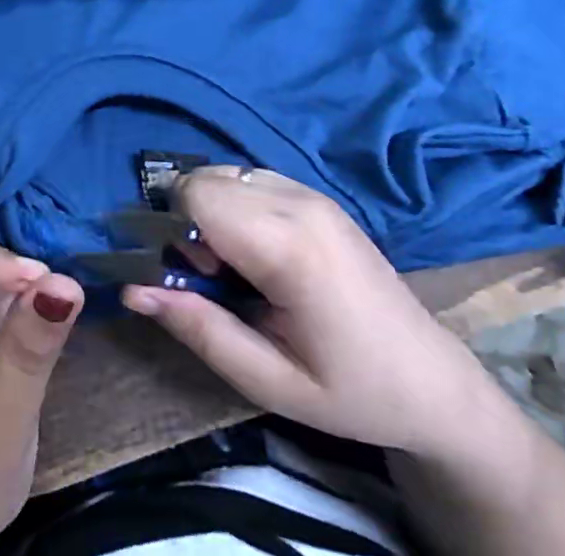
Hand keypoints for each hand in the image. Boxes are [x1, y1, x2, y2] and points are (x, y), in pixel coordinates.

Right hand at [121, 166, 495, 453]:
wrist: (433, 381)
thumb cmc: (351, 391)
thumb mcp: (267, 379)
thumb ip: (198, 327)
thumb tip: (130, 288)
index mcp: (290, 247)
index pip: (196, 196)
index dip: (174, 233)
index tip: (195, 279)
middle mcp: (301, 203)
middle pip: (204, 179)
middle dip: (187, 221)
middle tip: (213, 277)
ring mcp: (313, 193)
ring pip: (224, 174)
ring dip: (209, 211)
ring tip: (235, 266)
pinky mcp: (318, 196)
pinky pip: (249, 179)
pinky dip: (233, 205)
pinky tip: (255, 251)